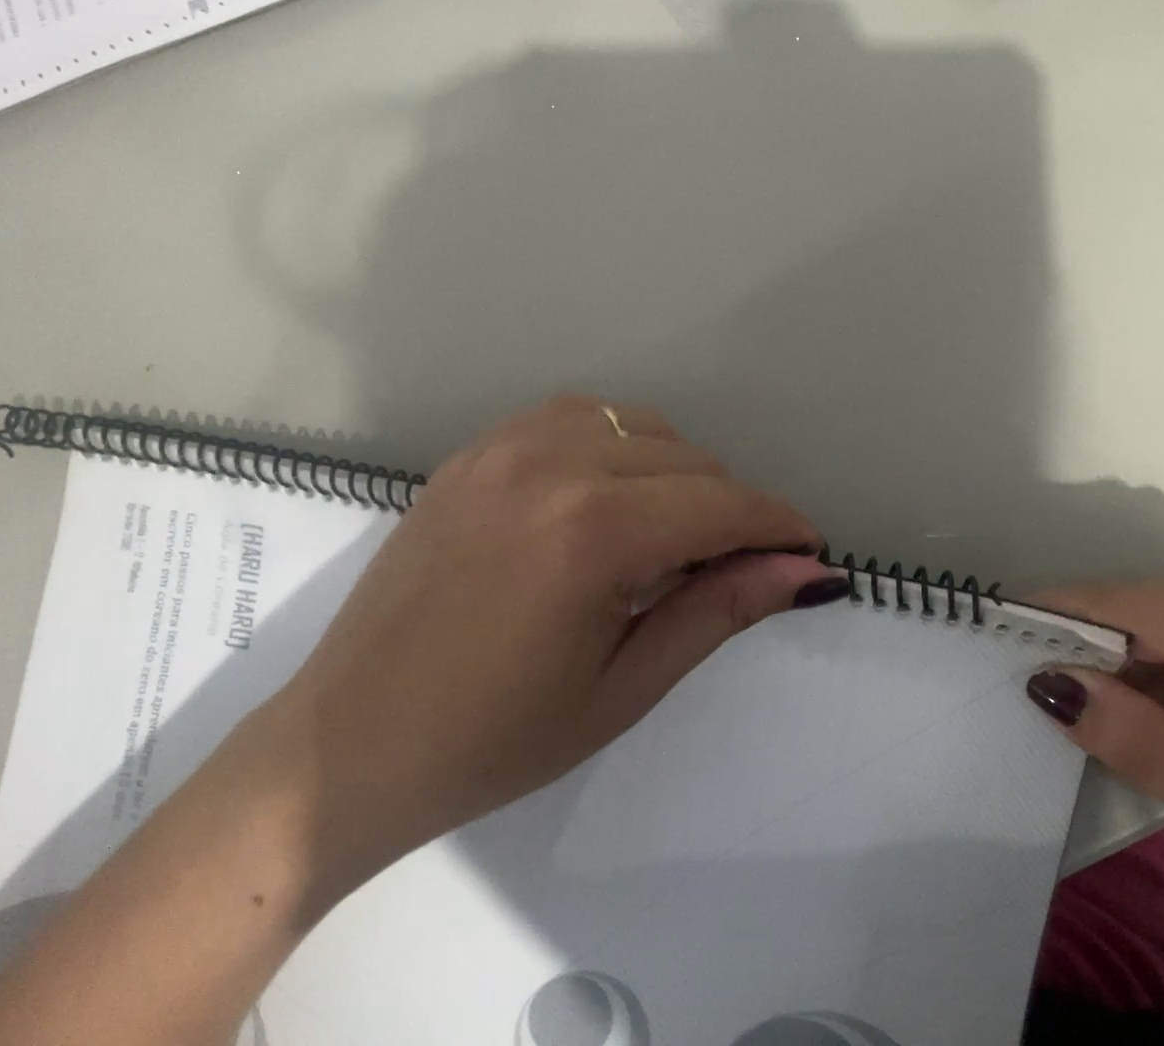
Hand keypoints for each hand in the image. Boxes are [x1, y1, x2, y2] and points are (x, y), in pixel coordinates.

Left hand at [247, 396, 847, 896]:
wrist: (353, 743)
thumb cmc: (496, 740)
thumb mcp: (624, 686)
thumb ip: (718, 610)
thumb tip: (806, 571)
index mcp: (593, 532)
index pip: (724, 505)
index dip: (781, 529)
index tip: (810, 557)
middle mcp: (551, 464)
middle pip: (690, 461)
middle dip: (732, 513)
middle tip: (731, 576)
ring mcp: (503, 448)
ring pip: (639, 428)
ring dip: (677, 477)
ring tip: (668, 545)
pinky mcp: (473, 453)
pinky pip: (576, 421)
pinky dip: (616, 451)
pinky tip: (609, 505)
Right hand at [1027, 569, 1163, 916]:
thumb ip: (1147, 744)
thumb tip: (1049, 683)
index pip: (1116, 607)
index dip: (1044, 628)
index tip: (984, 663)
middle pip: (1124, 613)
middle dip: (1077, 662)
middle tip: (1047, 729)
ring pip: (1141, 625)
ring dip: (1111, 676)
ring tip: (1105, 739)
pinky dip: (1145, 678)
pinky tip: (1156, 726)